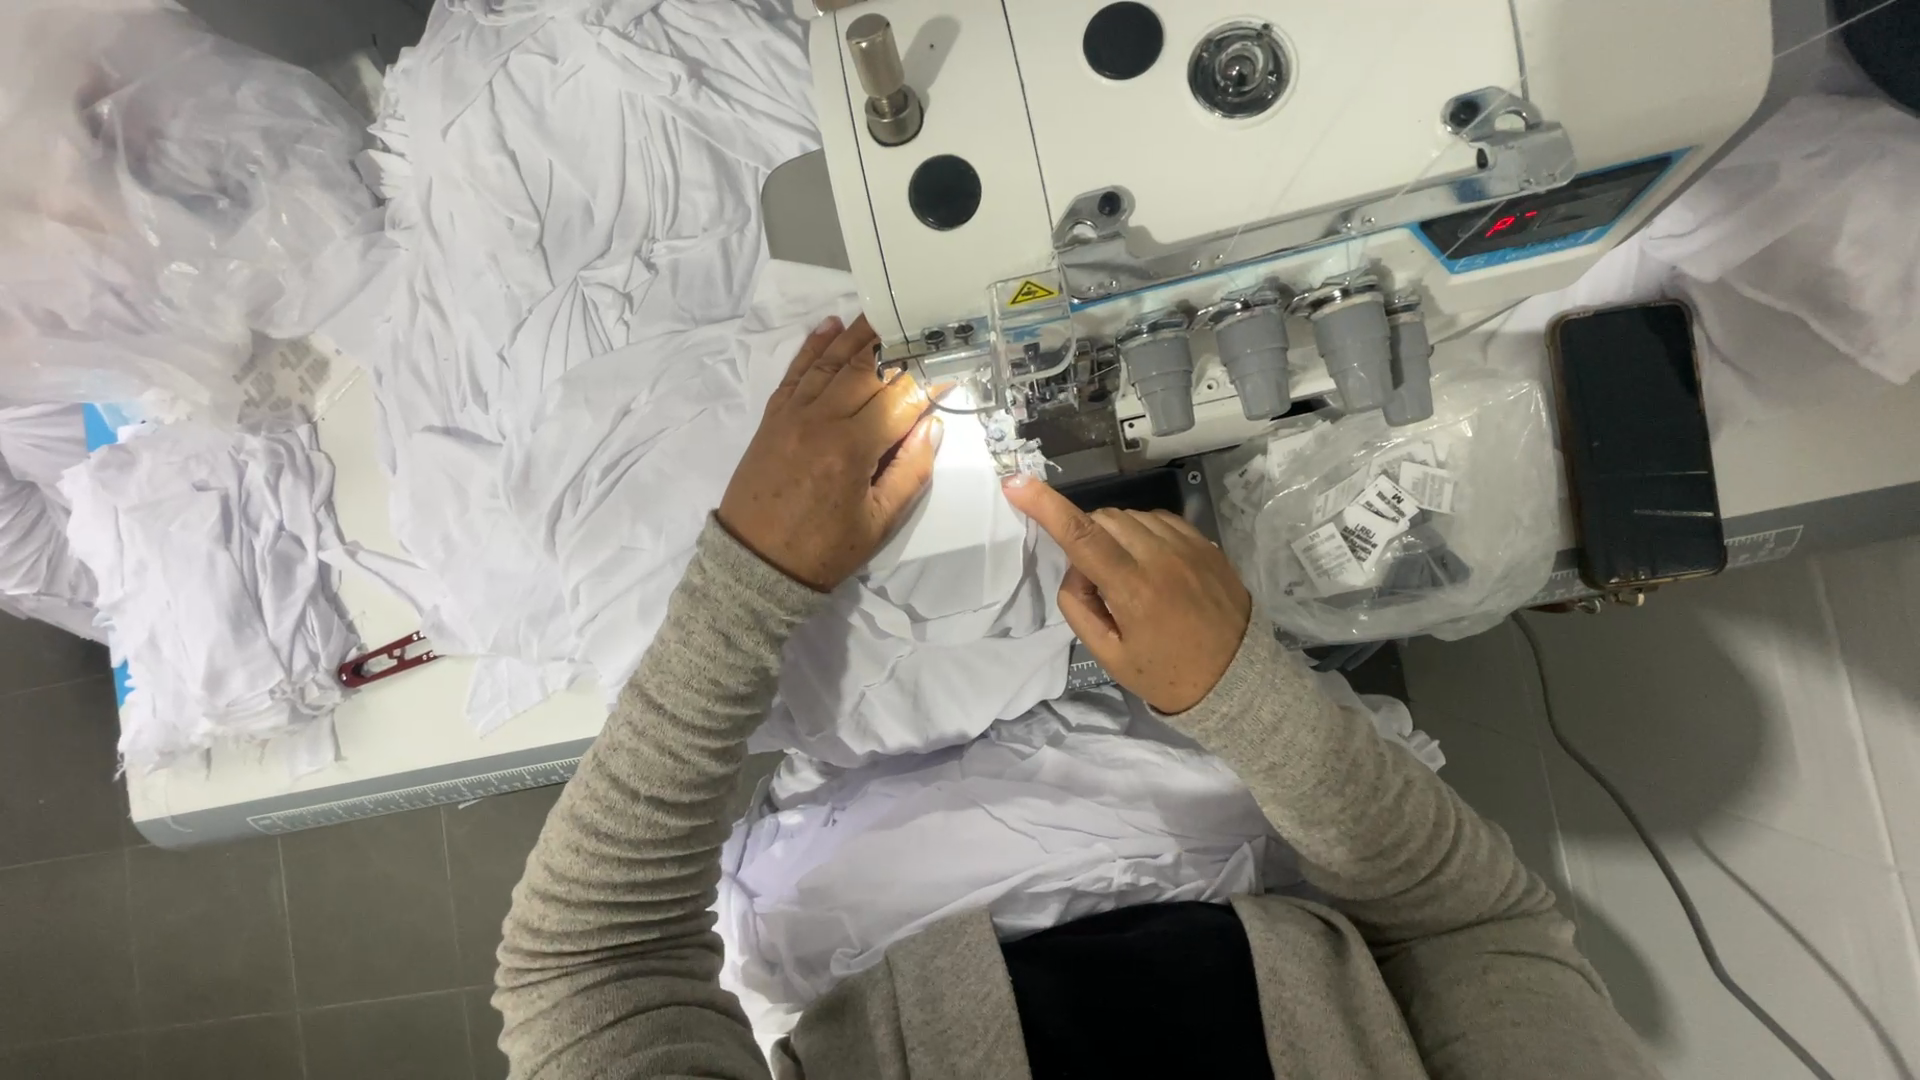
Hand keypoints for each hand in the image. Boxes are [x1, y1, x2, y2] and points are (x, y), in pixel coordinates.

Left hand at [718, 315, 942, 590]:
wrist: (755, 563)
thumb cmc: (824, 550)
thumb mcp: (880, 521)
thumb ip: (910, 470)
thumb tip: (931, 424)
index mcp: (851, 449)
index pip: (900, 398)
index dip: (929, 381)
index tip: (952, 367)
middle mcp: (820, 420)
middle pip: (867, 370)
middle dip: (899, 347)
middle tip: (924, 326)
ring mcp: (792, 414)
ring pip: (831, 363)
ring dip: (859, 335)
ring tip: (884, 312)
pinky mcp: (773, 417)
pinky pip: (796, 372)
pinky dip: (813, 347)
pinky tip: (830, 325)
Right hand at [1003, 476, 1250, 713]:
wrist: (1239, 680)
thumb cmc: (1167, 674)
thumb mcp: (1109, 656)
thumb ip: (1079, 607)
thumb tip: (1076, 569)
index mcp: (1134, 590)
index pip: (1081, 535)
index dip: (1045, 506)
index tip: (1016, 483)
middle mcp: (1162, 557)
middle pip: (1104, 518)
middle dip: (1086, 536)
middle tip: (1097, 581)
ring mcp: (1188, 546)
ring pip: (1131, 515)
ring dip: (1114, 534)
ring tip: (1126, 574)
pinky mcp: (1205, 544)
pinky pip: (1159, 519)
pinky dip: (1141, 532)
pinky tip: (1149, 562)